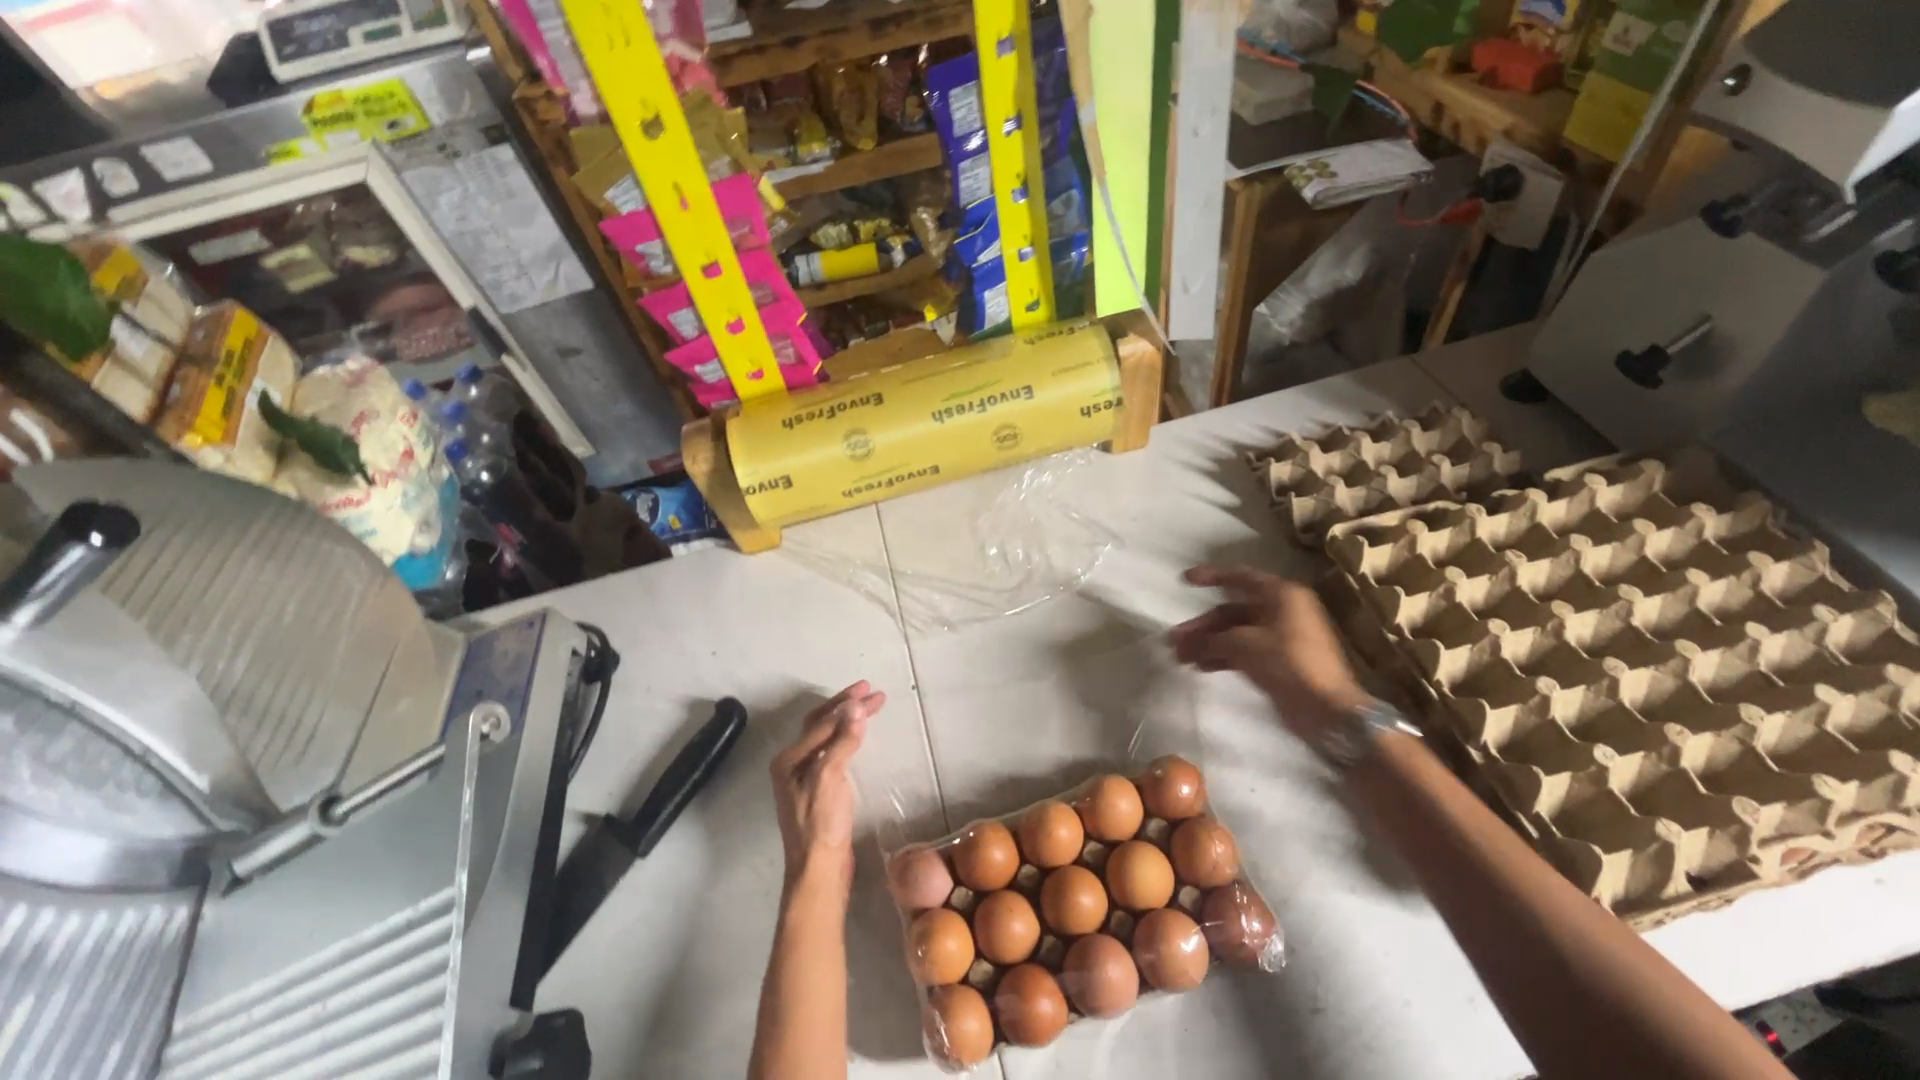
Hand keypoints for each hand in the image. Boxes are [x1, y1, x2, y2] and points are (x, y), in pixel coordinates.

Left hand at [771, 681, 885, 896]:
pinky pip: (832, 752)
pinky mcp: (817, 790)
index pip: (822, 721)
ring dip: (847, 720)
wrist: (818, 869)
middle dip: (845, 706)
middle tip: (871, 691)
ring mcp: (803, 778)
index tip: (872, 691)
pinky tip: (857, 737)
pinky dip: (846, 738)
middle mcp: (791, 764)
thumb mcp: (830, 778)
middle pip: (820, 725)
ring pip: (826, 738)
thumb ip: (842, 741)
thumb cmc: (821, 824)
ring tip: (868, 706)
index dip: (847, 704)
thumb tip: (855, 706)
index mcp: (789, 759)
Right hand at [1170, 566, 1371, 741]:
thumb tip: (1183, 642)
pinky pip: (1244, 650)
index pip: (1240, 577)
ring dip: (1208, 643)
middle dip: (1202, 625)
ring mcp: (1281, 636)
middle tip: (1174, 640)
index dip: (1211, 576)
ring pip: (1236, 633)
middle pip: (1233, 610)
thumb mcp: (1244, 645)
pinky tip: (1201, 667)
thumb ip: (1211, 639)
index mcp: (1281, 595)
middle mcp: (1282, 610)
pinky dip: (1223, 656)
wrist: (1326, 709)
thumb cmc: (1288, 663)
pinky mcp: (1279, 660)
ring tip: (1181, 658)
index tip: (1184, 581)